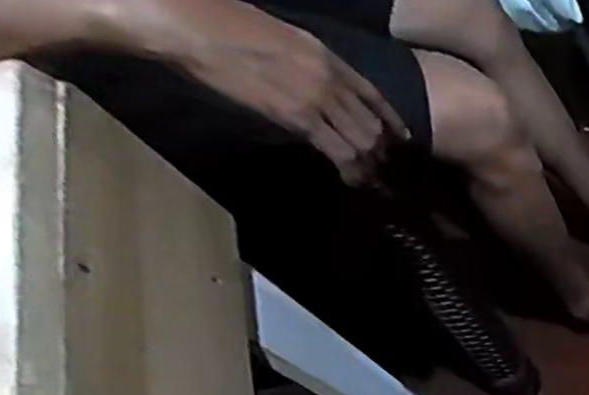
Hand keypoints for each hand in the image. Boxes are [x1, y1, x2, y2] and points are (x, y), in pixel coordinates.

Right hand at [168, 0, 408, 183]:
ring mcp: (318, 98)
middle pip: (372, 125)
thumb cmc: (217, 20)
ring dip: (367, 164)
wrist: (186, 21)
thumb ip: (304, 61)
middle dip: (379, 149)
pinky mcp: (300, 117)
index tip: (402, 138)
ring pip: (363, 142)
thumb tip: (313, 83)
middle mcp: (329, 78)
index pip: (373, 94)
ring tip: (366, 177)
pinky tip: (350, 179)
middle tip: (378, 166)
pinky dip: (350, 169)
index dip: (391, 120)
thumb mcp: (277, 35)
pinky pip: (341, 152)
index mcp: (324, 54)